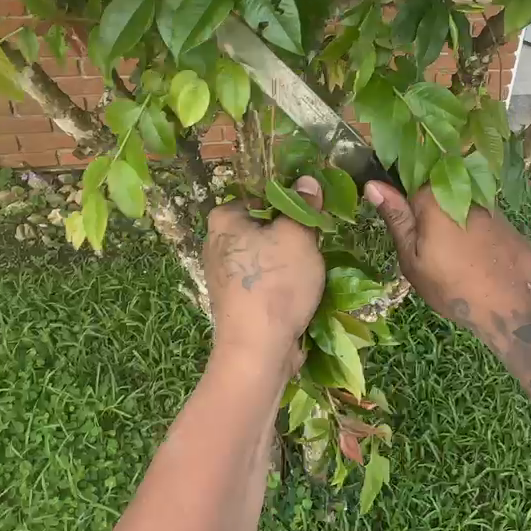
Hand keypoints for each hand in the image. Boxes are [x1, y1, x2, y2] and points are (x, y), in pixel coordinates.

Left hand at [204, 177, 325, 370]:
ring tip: (310, 275)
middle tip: (315, 247)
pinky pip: (263, 284)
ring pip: (266, 259)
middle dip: (291, 237)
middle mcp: (216, 244)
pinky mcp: (235, 303)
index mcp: (223, 219)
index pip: (263, 198)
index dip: (292, 205)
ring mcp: (223, 277)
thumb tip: (307, 180)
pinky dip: (280, 287)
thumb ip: (303, 206)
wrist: (257, 349)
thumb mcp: (298, 236)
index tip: (314, 218)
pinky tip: (297, 297)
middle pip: (265, 229)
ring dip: (289, 265)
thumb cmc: (275, 284)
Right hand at [364, 181, 530, 335]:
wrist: (514, 307)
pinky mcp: (508, 221)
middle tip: (426, 246)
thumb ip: (397, 219)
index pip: (408, 182)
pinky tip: (474, 257)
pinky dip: (475, 233)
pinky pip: (482, 219)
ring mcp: (490, 205)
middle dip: (428, 210)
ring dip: (452, 221)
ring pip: (460, 205)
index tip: (402, 222)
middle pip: (437, 192)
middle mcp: (463, 192)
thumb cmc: (454, 287)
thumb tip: (372, 184)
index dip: (402, 200)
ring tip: (450, 255)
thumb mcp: (414, 259)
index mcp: (433, 198)